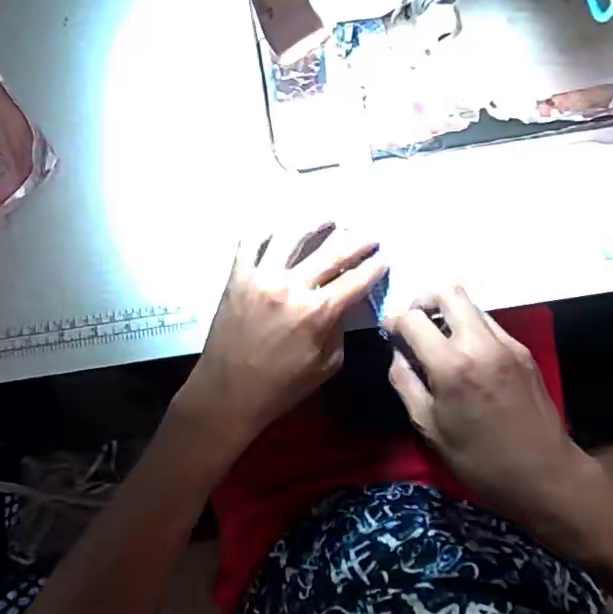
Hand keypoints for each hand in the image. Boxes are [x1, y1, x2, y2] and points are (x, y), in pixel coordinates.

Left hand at [175, 222, 386, 461]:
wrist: (228, 394)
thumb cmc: (283, 386)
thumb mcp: (328, 364)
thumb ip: (341, 327)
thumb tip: (347, 301)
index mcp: (318, 312)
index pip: (357, 279)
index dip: (375, 266)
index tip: (384, 258)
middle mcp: (291, 287)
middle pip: (333, 250)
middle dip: (358, 240)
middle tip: (369, 236)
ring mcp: (261, 278)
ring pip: (292, 235)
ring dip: (315, 223)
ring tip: (328, 220)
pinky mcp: (236, 277)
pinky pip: (252, 242)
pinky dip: (269, 231)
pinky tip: (283, 229)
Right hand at [387, 286, 604, 528]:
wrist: (544, 474)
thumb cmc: (480, 461)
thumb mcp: (430, 429)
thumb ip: (406, 383)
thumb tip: (398, 354)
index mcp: (452, 365)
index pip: (413, 318)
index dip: (394, 321)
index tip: (391, 333)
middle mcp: (481, 343)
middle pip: (447, 291)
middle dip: (423, 300)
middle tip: (415, 325)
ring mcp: (507, 343)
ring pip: (471, 304)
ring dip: (449, 312)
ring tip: (440, 341)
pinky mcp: (523, 350)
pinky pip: (489, 324)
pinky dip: (471, 328)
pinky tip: (467, 357)